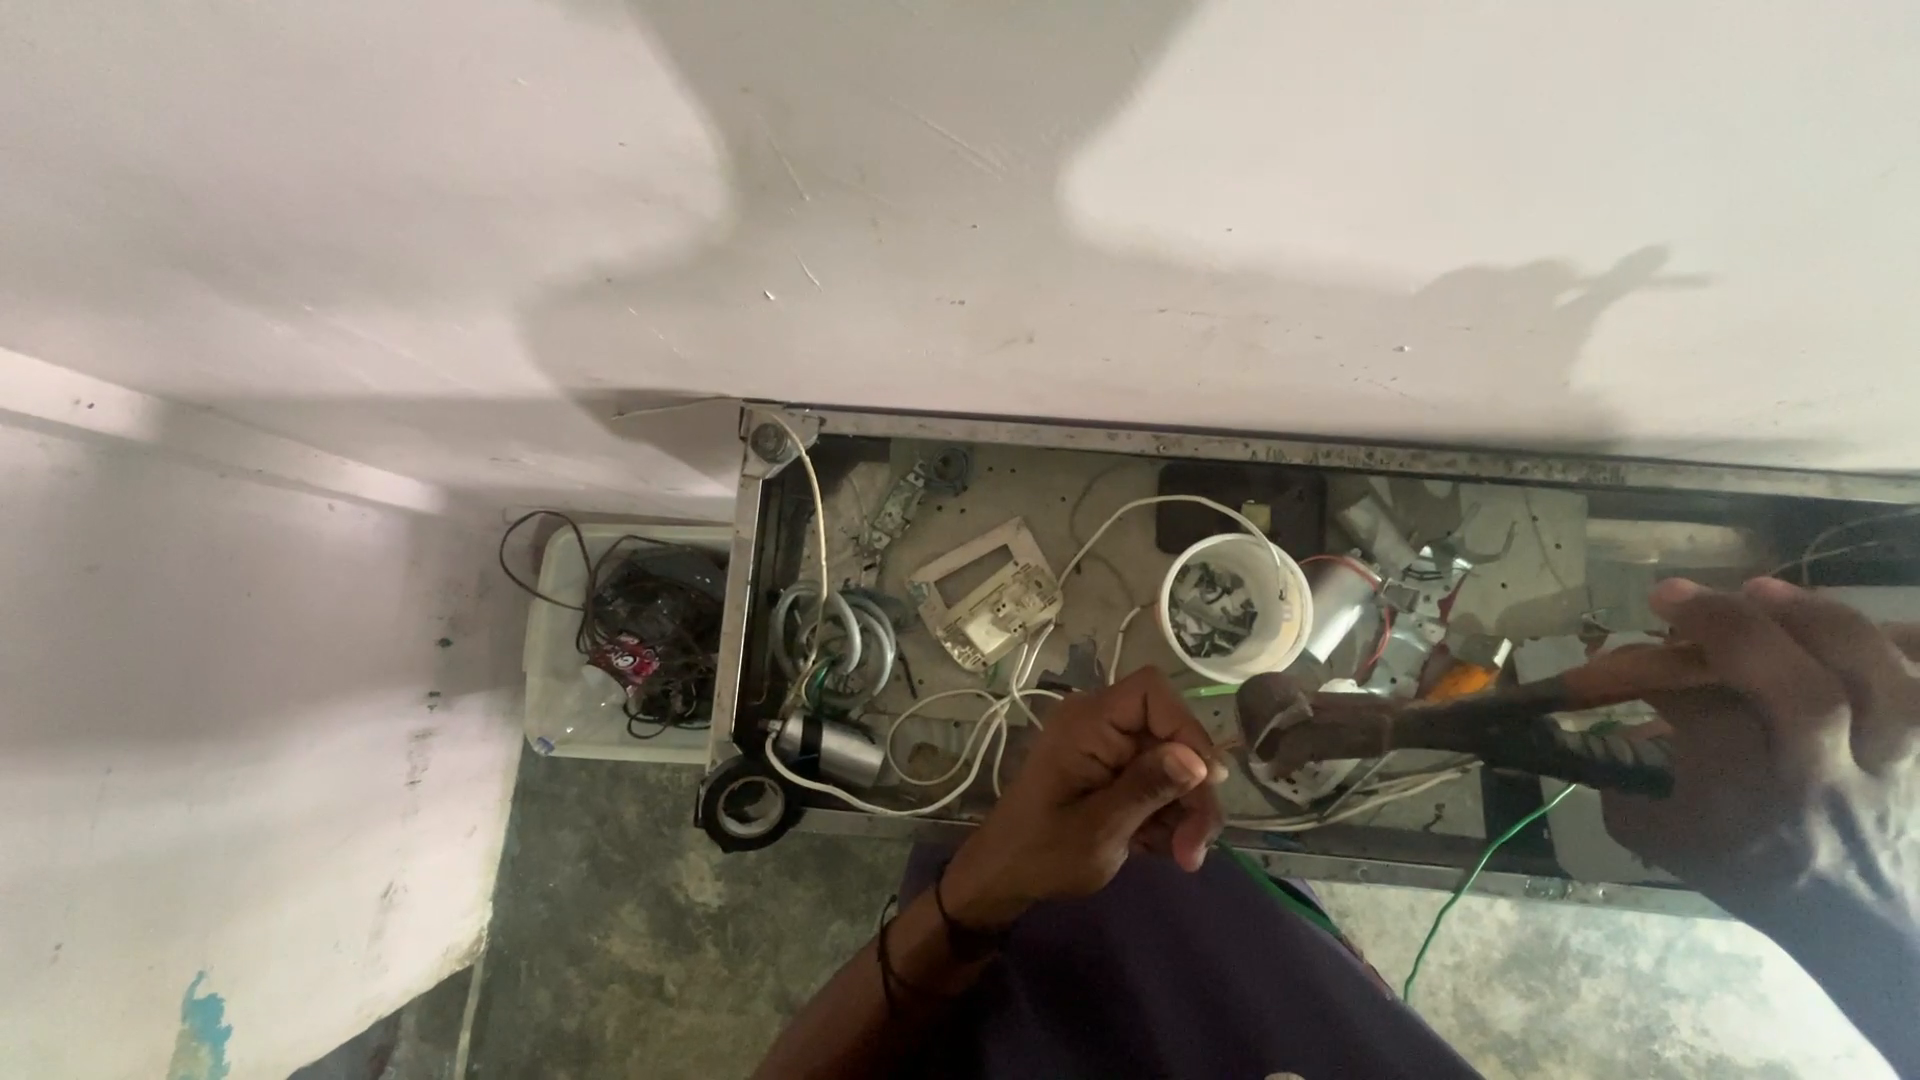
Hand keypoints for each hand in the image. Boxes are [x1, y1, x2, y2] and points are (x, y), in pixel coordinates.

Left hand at [940, 667, 1226, 928]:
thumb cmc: (1042, 853)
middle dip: (1193, 791)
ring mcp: (1107, 748)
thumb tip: (1196, 759)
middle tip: (1194, 849)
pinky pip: (1158, 781)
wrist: (1005, 876)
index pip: (1151, 692)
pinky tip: (1160, 849)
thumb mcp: (1100, 829)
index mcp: (1086, 722)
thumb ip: (1147, 789)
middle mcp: (1099, 724)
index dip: (1186, 728)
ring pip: (1173, 763)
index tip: (1204, 781)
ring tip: (1180, 857)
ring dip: (1185, 812)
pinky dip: (1167, 816)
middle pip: (1171, 735)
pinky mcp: (1113, 771)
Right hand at [1602, 577, 1919, 942]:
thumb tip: (1597, 712)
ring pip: (1880, 679)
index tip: (1600, 663)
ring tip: (1761, 590)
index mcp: (1747, 800)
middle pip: (1800, 690)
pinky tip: (1860, 623)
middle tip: (1672, 595)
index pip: (1696, 716)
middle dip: (1730, 628)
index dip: (1638, 674)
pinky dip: (1905, 642)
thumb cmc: (1744, 870)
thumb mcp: (1655, 833)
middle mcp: (1824, 778)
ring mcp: (1893, 762)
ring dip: (1816, 621)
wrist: (1861, 919)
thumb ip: (1618, 774)